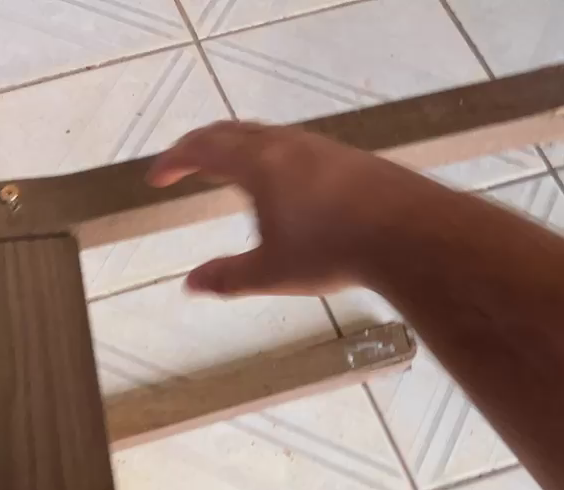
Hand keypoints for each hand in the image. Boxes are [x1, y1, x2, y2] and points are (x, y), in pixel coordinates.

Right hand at [147, 120, 431, 295]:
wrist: (407, 233)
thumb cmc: (329, 252)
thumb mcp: (269, 272)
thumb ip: (226, 276)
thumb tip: (190, 284)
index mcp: (259, 166)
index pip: (204, 150)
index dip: (175, 161)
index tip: (156, 176)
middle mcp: (287, 146)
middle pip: (233, 132)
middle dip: (201, 145)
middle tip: (185, 162)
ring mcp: (321, 148)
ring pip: (267, 136)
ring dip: (237, 147)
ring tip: (229, 169)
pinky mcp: (347, 159)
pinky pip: (294, 147)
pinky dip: (269, 156)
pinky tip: (282, 183)